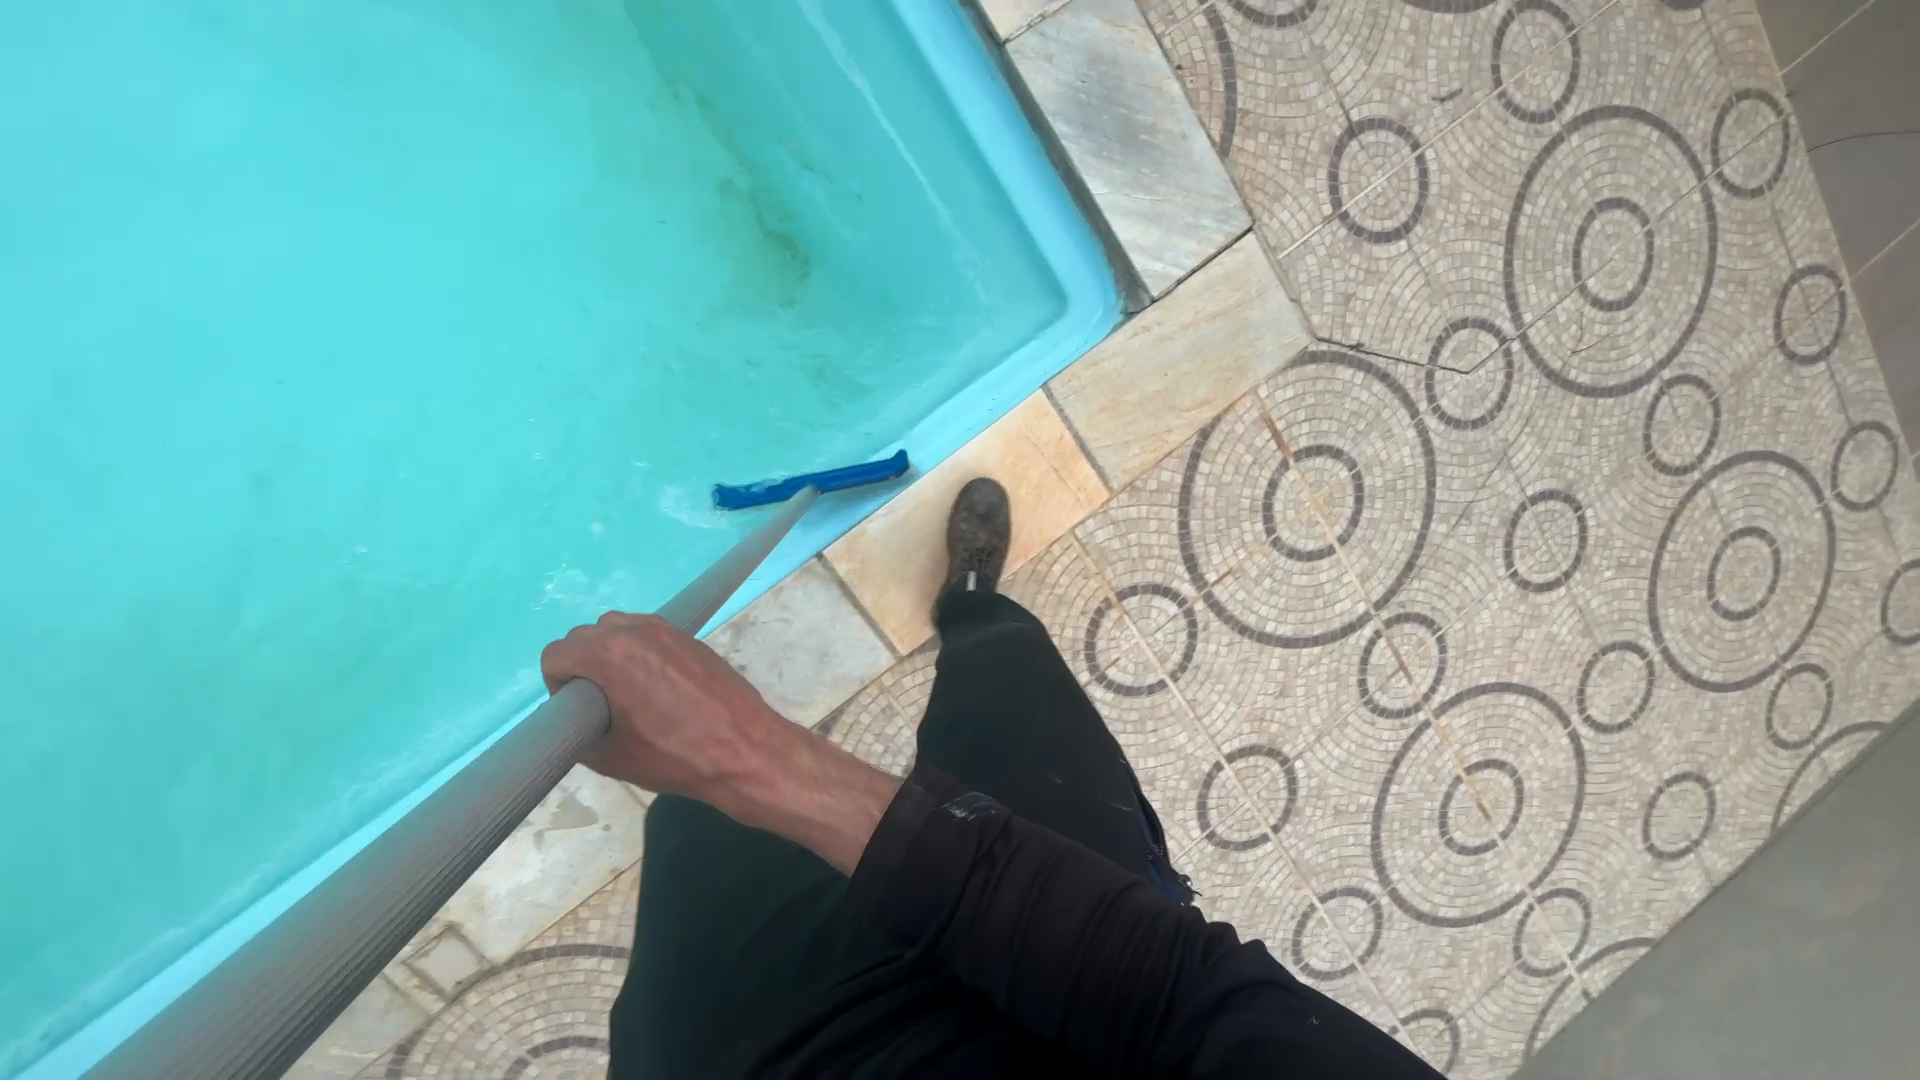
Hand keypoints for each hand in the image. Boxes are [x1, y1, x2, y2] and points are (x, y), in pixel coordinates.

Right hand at [539, 612, 899, 872]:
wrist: (744, 748)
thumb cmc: (674, 756)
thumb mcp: (608, 756)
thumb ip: (576, 730)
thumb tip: (573, 718)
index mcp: (611, 653)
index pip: (557, 654)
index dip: (558, 686)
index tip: (576, 711)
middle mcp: (637, 629)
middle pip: (586, 637)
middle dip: (583, 667)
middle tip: (598, 705)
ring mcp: (668, 629)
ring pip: (618, 630)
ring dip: (611, 655)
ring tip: (627, 694)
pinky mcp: (691, 636)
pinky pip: (648, 634)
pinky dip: (640, 652)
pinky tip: (656, 686)